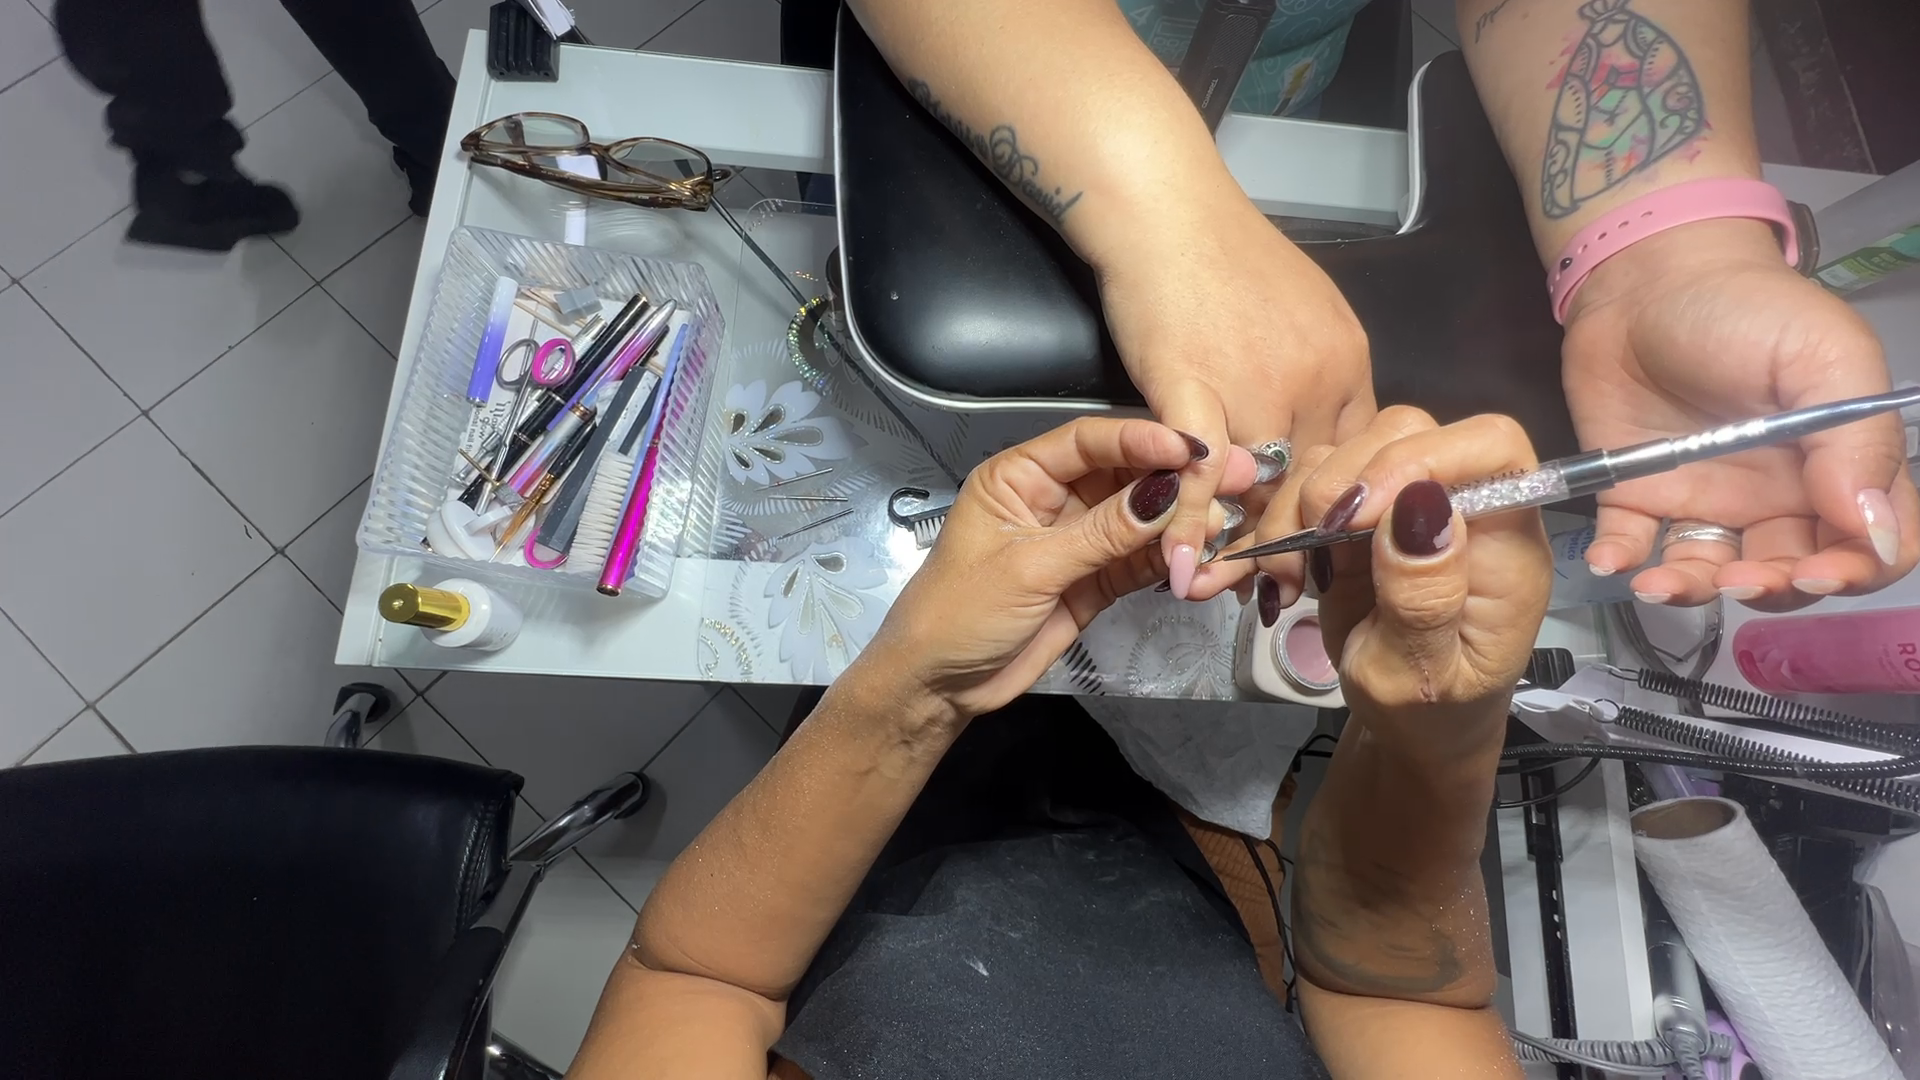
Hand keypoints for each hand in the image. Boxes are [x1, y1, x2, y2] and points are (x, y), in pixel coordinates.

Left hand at [859, 417, 1254, 719]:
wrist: (941, 685)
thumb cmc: (961, 613)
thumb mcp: (1028, 567)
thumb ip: (1100, 533)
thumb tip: (1166, 493)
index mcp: (1019, 477)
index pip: (1086, 442)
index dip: (1139, 439)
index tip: (1190, 448)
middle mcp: (1051, 498)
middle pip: (1122, 475)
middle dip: (1173, 477)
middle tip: (1233, 473)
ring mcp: (1076, 540)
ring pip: (1137, 517)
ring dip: (1180, 518)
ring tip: (1231, 514)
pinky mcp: (1093, 579)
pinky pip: (1138, 559)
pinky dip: (1169, 557)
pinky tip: (1204, 552)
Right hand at [1090, 198, 1375, 600]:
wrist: (1165, 210)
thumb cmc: (1222, 257)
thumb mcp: (1293, 311)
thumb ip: (1307, 374)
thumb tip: (1300, 427)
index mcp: (1346, 362)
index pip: (1357, 457)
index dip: (1340, 510)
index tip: (1323, 547)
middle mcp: (1317, 379)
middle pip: (1317, 483)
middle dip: (1299, 545)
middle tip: (1282, 592)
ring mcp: (1258, 384)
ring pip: (1263, 489)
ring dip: (1247, 549)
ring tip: (1232, 592)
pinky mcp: (1192, 387)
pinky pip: (1201, 473)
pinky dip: (1192, 526)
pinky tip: (1182, 566)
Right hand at [1197, 407, 1551, 746]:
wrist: (1408, 724)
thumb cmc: (1432, 711)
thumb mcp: (1424, 674)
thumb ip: (1425, 597)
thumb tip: (1419, 506)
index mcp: (1503, 541)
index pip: (1487, 446)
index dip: (1413, 460)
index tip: (1349, 517)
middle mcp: (1457, 508)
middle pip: (1401, 432)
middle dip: (1336, 484)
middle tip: (1308, 549)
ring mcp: (1401, 509)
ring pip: (1341, 453)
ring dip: (1295, 509)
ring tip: (1288, 577)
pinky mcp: (1354, 519)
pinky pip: (1305, 486)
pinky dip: (1278, 523)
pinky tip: (1280, 572)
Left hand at [1562, 218, 1919, 607]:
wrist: (1644, 292)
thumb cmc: (1746, 313)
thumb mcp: (1822, 361)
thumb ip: (1853, 441)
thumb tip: (1872, 521)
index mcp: (1834, 464)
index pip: (1866, 538)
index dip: (1856, 567)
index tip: (1823, 574)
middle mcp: (1768, 492)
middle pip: (1782, 565)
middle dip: (1769, 586)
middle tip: (1742, 581)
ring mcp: (1695, 494)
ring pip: (1703, 564)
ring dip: (1690, 587)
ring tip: (1663, 586)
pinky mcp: (1629, 488)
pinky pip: (1627, 538)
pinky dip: (1620, 557)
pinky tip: (1611, 563)